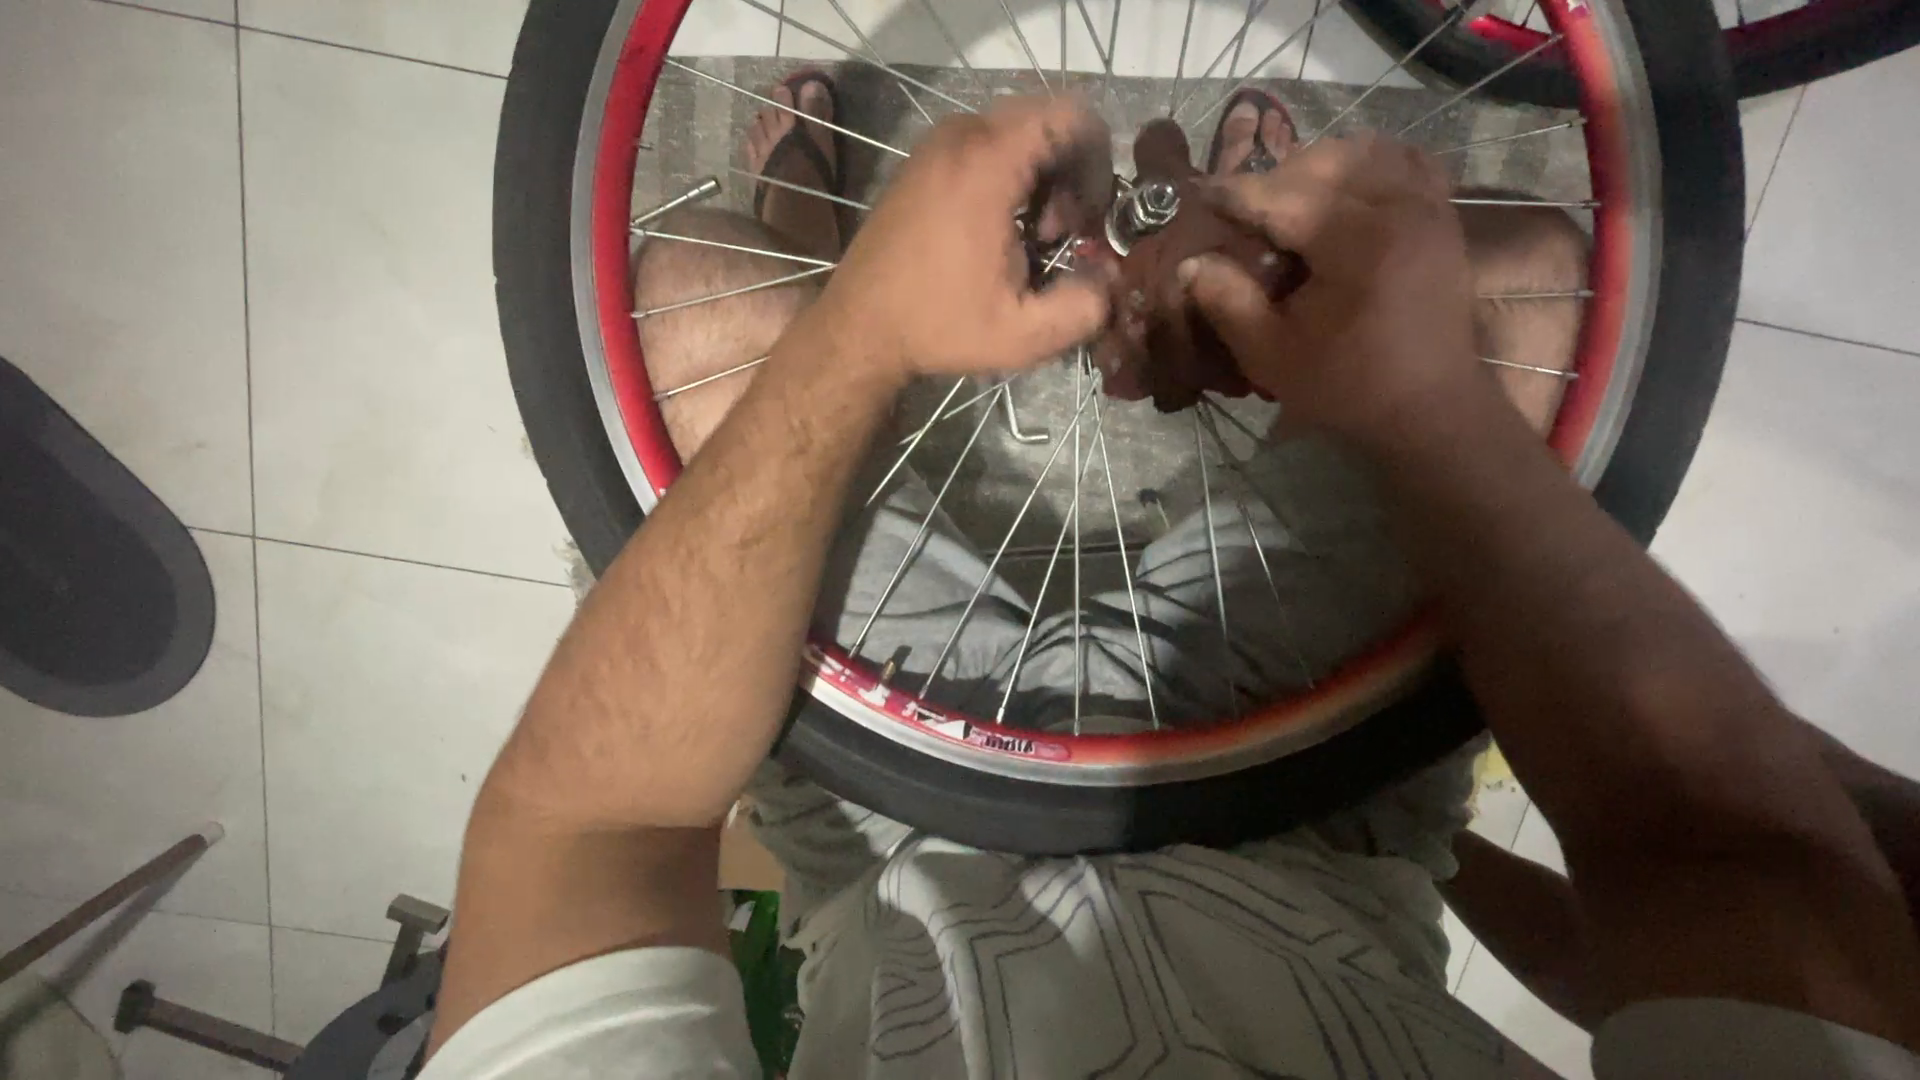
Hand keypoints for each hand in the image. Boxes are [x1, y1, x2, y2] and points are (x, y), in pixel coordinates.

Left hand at [807, 96, 1115, 379]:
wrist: (860, 328)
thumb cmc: (939, 327)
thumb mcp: (1022, 334)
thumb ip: (1084, 307)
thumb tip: (1109, 279)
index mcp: (988, 163)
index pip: (1071, 116)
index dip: (1097, 162)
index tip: (1088, 216)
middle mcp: (960, 137)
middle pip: (1044, 122)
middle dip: (1068, 172)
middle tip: (1058, 233)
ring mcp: (934, 146)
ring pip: (1013, 134)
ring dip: (1037, 178)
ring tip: (1028, 238)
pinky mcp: (919, 164)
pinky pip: (981, 148)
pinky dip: (1004, 177)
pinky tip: (996, 233)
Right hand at [1178, 133, 1481, 440]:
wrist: (1426, 408)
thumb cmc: (1344, 387)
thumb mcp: (1270, 354)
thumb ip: (1227, 301)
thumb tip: (1190, 262)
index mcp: (1358, 243)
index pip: (1283, 195)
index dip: (1235, 193)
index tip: (1199, 192)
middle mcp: (1400, 207)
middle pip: (1325, 161)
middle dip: (1277, 178)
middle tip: (1245, 212)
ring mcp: (1429, 206)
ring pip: (1366, 151)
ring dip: (1320, 166)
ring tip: (1289, 201)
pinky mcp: (1442, 215)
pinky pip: (1404, 161)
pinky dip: (1368, 166)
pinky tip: (1341, 193)